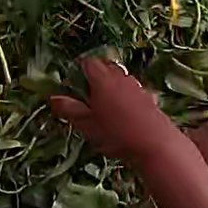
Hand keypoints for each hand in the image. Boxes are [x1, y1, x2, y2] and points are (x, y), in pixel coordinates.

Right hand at [48, 57, 192, 169]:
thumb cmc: (115, 133)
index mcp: (101, 79)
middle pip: (105, 67)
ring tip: (104, 107)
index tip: (72, 83)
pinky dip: (126, 97)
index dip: (78, 69)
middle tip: (86, 96)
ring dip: (111, 87)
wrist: (156, 144)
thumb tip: (52, 97)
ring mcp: (137, 86)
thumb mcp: (86, 124)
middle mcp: (120, 77)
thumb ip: (69, 109)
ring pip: (120, 79)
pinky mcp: (149, 98)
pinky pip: (133, 91)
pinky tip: (125, 115)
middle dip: (94, 77)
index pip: (87, 62)